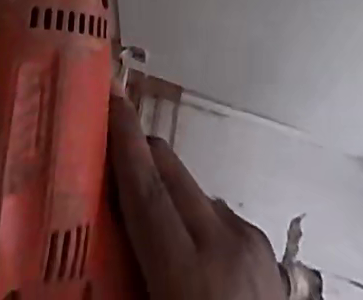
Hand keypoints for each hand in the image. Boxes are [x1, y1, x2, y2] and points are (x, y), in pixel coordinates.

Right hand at [108, 95, 285, 299]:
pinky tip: (185, 251)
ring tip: (141, 215)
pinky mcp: (267, 251)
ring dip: (165, 191)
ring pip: (193, 189)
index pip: (146, 187)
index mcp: (189, 270)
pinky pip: (218, 214)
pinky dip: (194, 218)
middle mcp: (224, 243)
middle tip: (101, 153)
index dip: (123, 138)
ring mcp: (251, 244)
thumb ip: (122, 268)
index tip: (109, 92)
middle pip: (169, 170)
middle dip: (136, 152)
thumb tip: (95, 230)